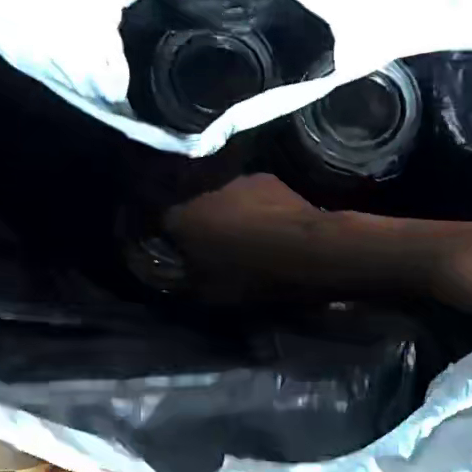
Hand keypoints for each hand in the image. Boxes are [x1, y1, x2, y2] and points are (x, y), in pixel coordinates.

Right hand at [162, 174, 351, 298]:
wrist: (308, 251)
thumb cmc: (251, 276)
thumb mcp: (208, 292)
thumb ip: (184, 278)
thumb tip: (177, 270)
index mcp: (181, 218)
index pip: (163, 223)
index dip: (172, 239)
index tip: (182, 254)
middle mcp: (203, 191)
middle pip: (194, 207)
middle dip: (201, 224)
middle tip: (215, 247)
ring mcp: (237, 180)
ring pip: (224, 198)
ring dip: (230, 213)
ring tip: (246, 235)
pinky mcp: (267, 178)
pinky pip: (252, 195)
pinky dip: (255, 208)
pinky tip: (269, 225)